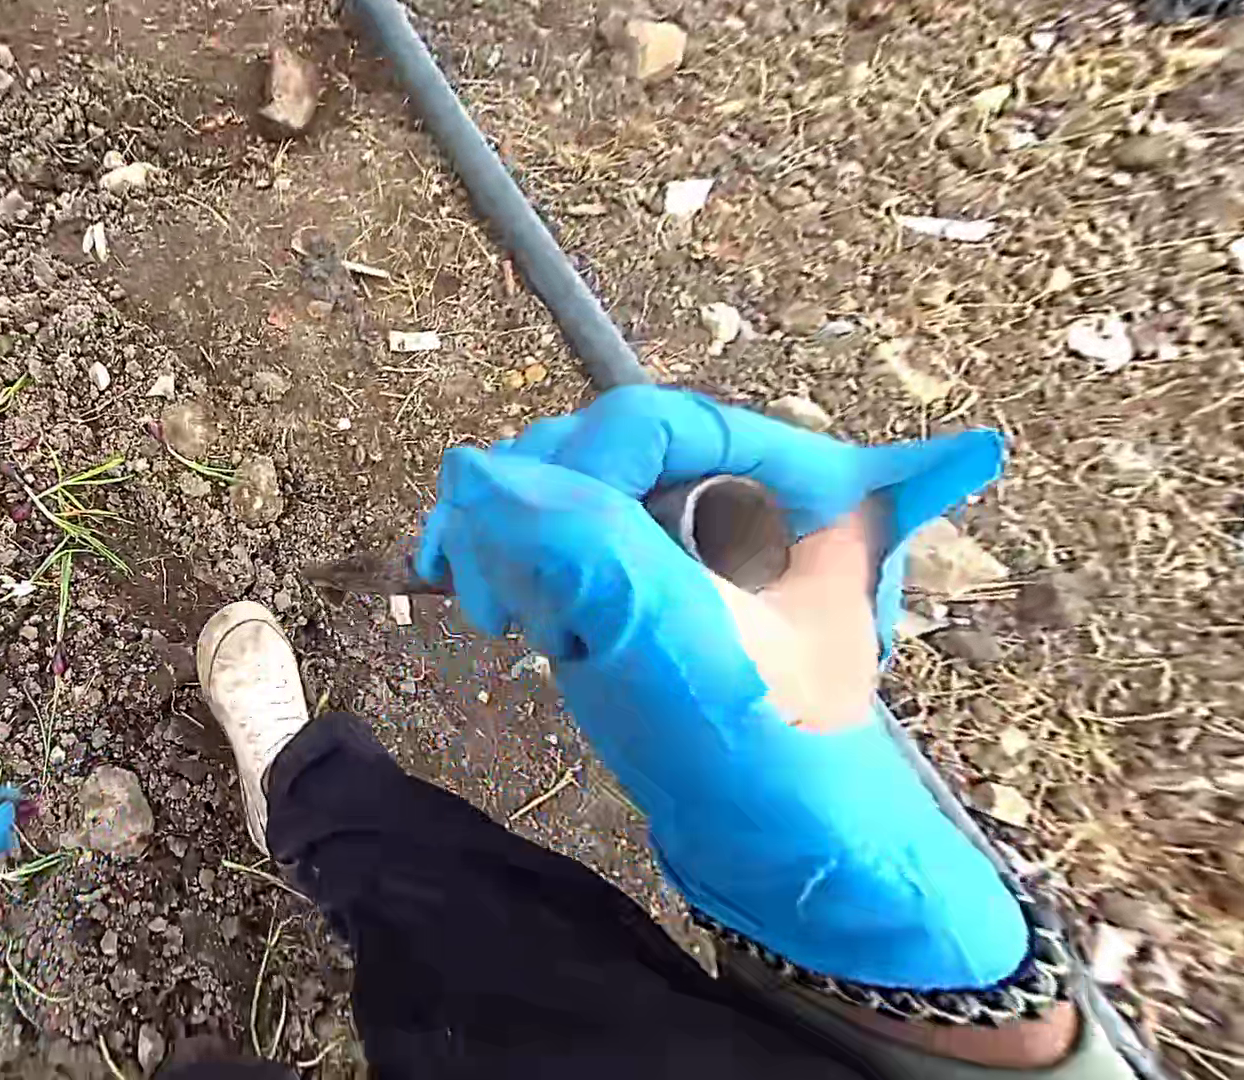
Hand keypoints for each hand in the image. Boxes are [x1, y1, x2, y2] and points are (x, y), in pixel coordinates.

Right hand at [417, 386, 1026, 990]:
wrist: (748, 818)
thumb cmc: (745, 739)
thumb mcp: (671, 638)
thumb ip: (581, 541)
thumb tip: (465, 465)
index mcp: (788, 477)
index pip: (651, 423)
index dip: (579, 477)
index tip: (550, 568)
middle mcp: (719, 478)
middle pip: (578, 448)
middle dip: (522, 522)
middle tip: (512, 610)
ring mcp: (653, 514)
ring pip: (534, 482)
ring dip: (490, 542)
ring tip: (497, 620)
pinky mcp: (607, 549)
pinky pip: (520, 518)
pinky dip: (480, 550)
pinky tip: (466, 591)